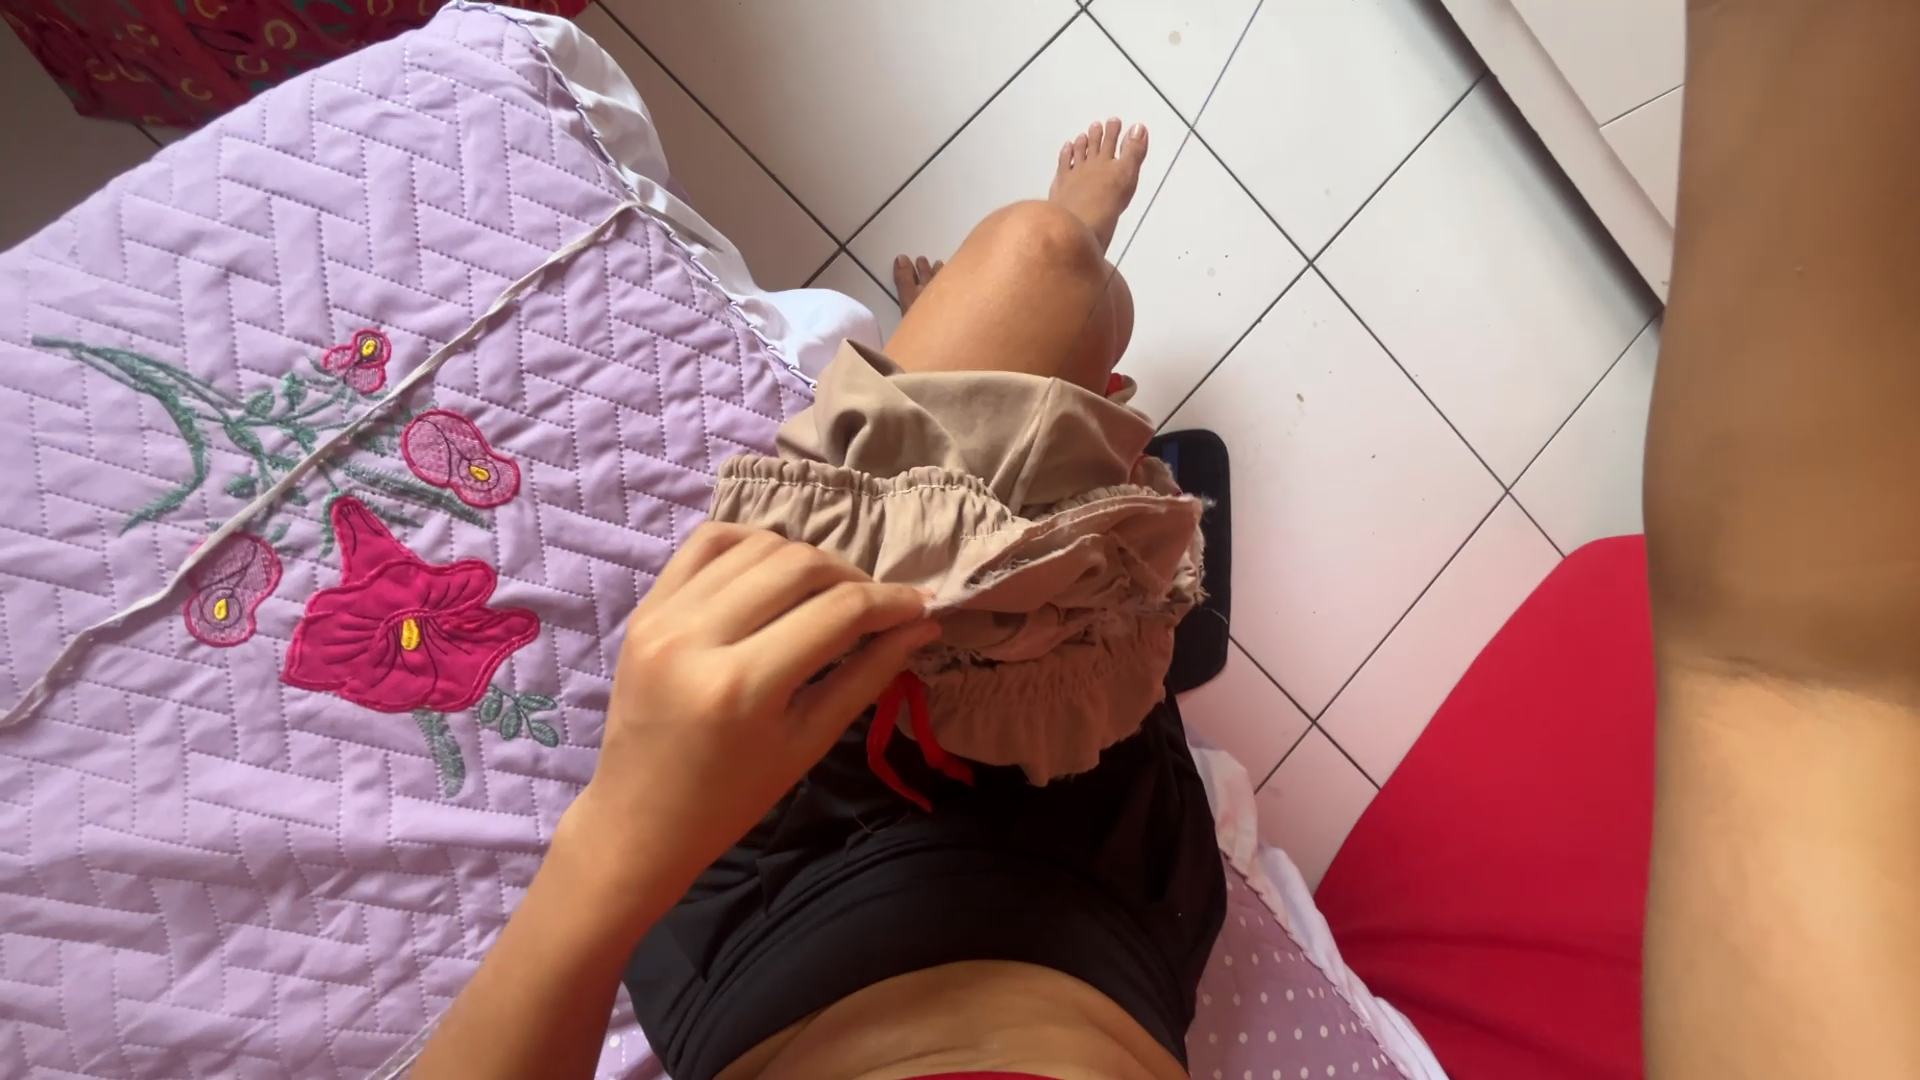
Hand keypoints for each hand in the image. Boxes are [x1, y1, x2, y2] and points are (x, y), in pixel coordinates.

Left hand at [556, 524, 937, 914]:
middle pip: (800, 565)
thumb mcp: (810, 742)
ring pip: (758, 545)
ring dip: (808, 559)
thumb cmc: (733, 797)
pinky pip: (709, 542)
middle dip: (855, 576)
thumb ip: (869, 675)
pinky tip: (775, 571)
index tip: (921, 605)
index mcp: (742, 686)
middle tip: (876, 605)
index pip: (838, 612)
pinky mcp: (646, 607)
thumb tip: (923, 625)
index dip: (891, 601)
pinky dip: (753, 543)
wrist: (638, 821)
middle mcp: (697, 636)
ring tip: (828, 593)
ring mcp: (663, 615)